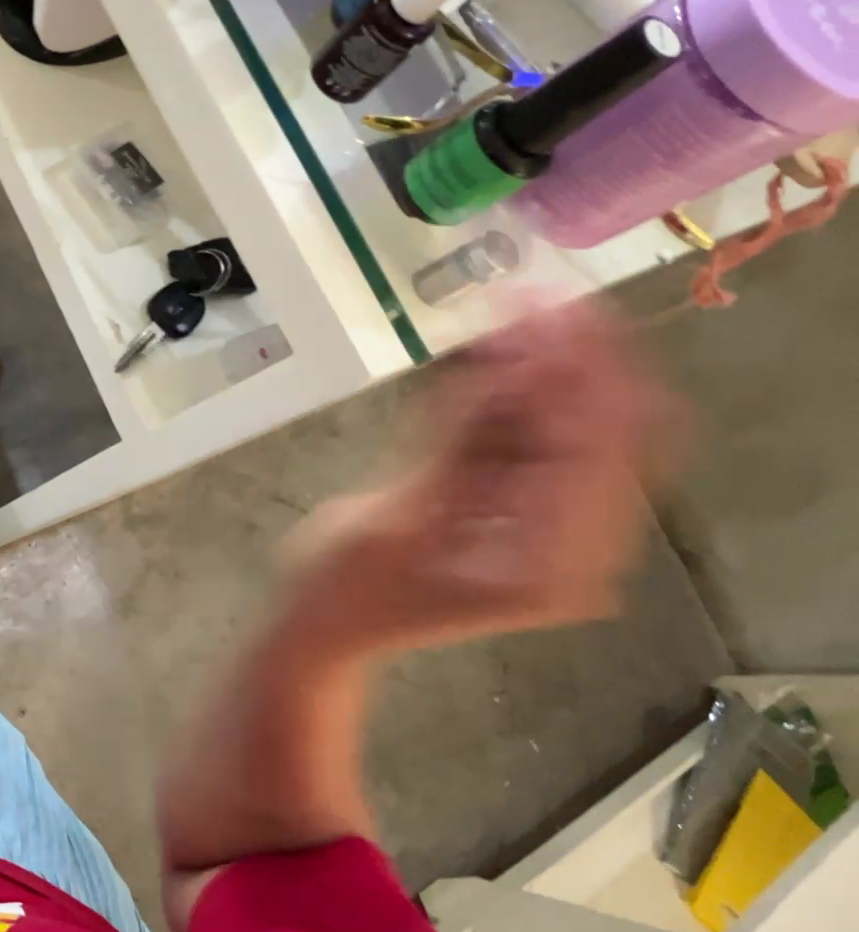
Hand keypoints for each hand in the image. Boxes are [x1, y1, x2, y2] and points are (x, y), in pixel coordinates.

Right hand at [277, 302, 677, 656]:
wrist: (321, 631)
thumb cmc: (340, 587)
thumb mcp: (394, 515)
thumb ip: (457, 443)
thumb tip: (512, 359)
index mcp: (553, 565)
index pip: (599, 450)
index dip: (580, 371)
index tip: (543, 307)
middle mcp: (575, 549)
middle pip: (608, 435)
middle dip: (574, 362)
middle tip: (528, 300)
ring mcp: (552, 533)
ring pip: (576, 431)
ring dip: (545, 371)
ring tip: (506, 315)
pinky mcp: (522, 517)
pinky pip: (538, 446)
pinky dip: (518, 400)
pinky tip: (492, 356)